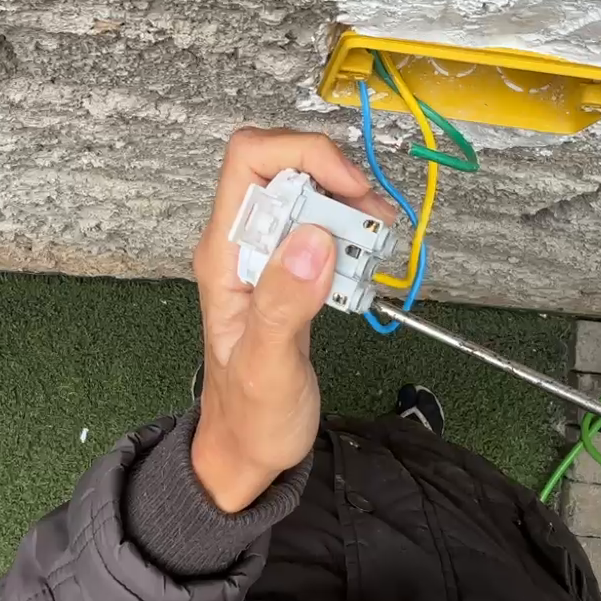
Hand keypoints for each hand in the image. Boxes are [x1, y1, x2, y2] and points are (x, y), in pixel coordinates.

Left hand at [189, 129, 392, 511]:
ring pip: (307, 192)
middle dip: (334, 177)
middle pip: (283, 165)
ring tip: (377, 238)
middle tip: (373, 219)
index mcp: (223, 254)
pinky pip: (320, 226)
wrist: (247, 447)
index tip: (348, 188)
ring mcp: (266, 254)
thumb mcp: (266, 367)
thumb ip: (284, 304)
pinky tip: (368, 256)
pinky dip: (351, 230)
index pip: (249, 160)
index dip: (301, 153)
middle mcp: (241, 243)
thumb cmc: (249, 416)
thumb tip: (313, 237)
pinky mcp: (289, 269)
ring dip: (348, 204)